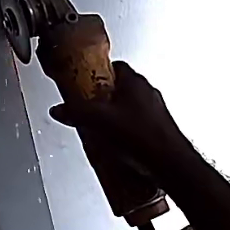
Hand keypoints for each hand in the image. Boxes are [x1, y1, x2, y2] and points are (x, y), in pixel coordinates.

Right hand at [48, 61, 203, 183]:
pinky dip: (127, 132)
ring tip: (101, 131)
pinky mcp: (159, 130)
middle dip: (104, 99)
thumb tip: (59, 109)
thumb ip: (76, 112)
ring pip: (131, 108)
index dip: (99, 72)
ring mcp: (156, 111)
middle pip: (121, 89)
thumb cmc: (143, 136)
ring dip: (116, 117)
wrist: (170, 163)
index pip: (116, 66)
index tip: (86, 80)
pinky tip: (118, 147)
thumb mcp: (99, 121)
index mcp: (135, 82)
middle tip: (90, 110)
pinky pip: (138, 125)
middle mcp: (148, 93)